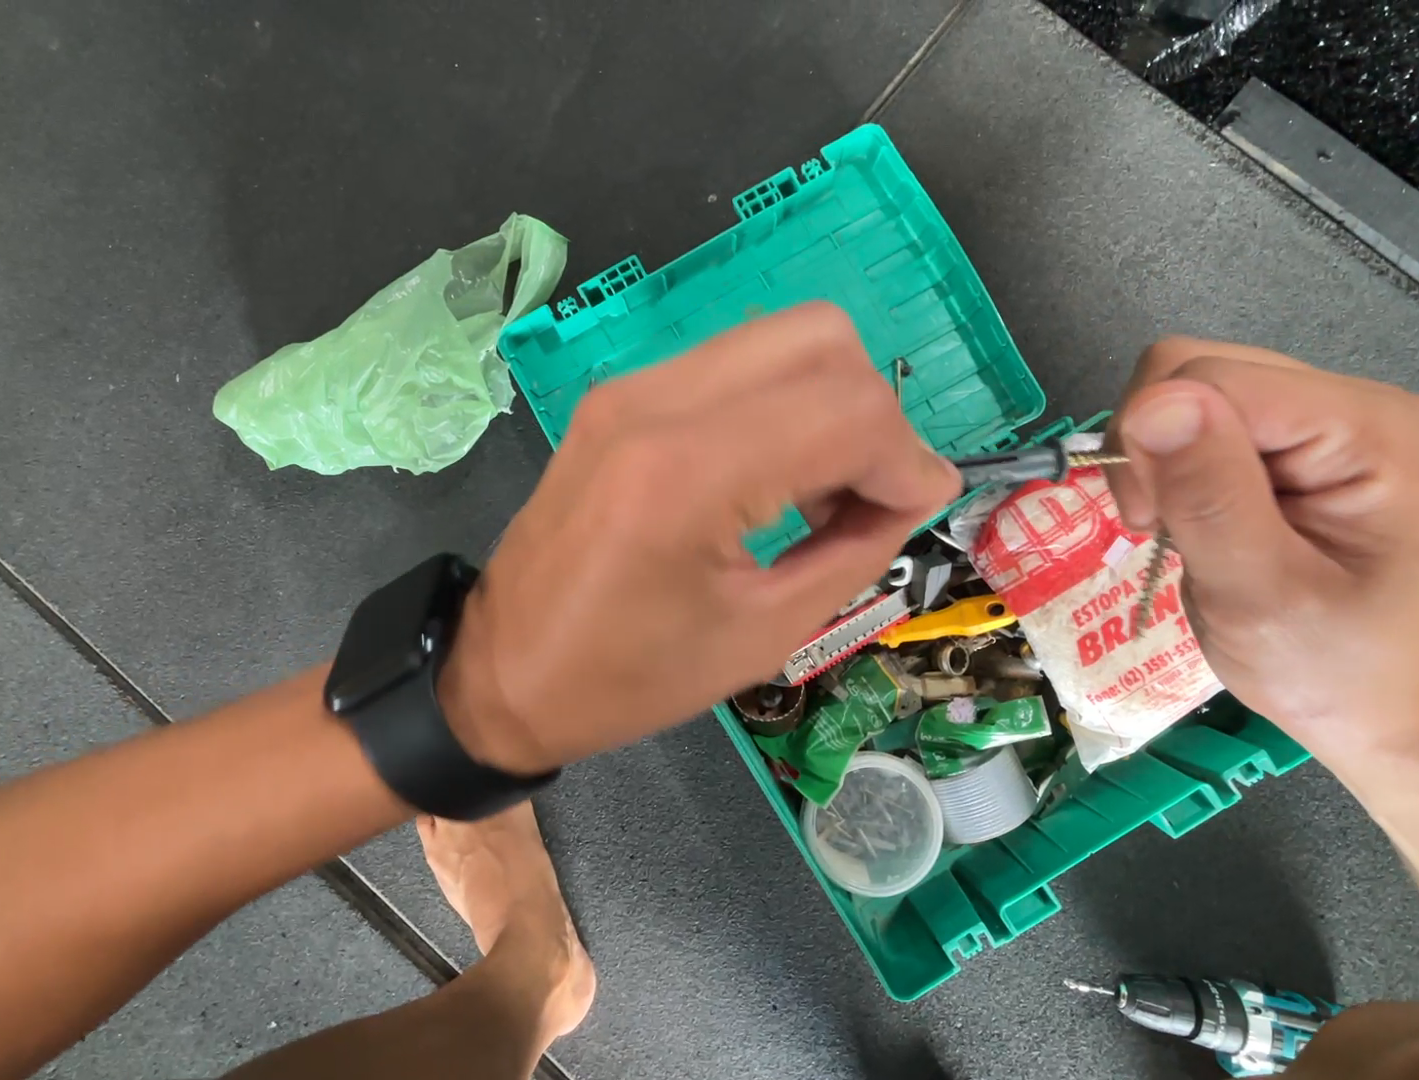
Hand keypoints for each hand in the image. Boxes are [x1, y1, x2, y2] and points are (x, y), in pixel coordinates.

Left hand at [440, 304, 960, 774]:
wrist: (502, 669)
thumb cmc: (627, 678)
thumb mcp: (763, 635)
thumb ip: (855, 550)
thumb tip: (909, 491)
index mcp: (685, 475)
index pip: (847, 409)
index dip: (906, 457)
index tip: (916, 509)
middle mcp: (655, 403)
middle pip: (821, 338)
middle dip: (872, 414)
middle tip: (867, 495)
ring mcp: (629, 387)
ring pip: (780, 338)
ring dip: (828, 403)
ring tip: (820, 491)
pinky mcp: (620, 394)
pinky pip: (734, 363)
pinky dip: (781, 402)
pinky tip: (772, 474)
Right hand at [1105, 337, 1418, 765]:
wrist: (1365, 707)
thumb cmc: (1323, 667)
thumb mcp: (1258, 595)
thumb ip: (1209, 496)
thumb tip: (1152, 400)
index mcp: (1384, 434)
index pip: (1223, 382)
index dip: (1157, 440)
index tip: (1150, 524)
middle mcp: (1366, 405)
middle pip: (1203, 370)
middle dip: (1153, 446)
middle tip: (1161, 525)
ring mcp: (1334, 417)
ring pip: (1189, 386)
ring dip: (1155, 454)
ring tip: (1178, 524)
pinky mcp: (1299, 436)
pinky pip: (1198, 414)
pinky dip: (1168, 461)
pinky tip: (1190, 510)